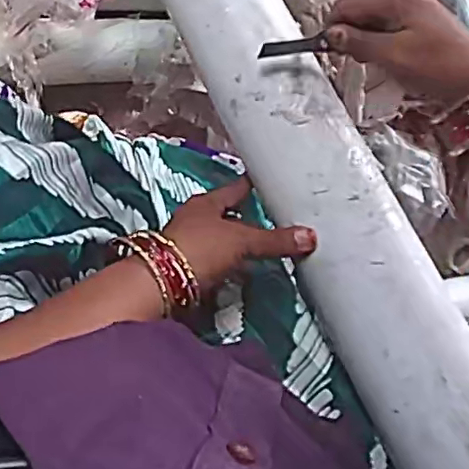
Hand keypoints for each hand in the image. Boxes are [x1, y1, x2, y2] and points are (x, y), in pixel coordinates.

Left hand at [162, 178, 315, 295]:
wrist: (159, 285)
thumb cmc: (199, 248)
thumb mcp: (241, 241)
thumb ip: (273, 240)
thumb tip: (310, 236)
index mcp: (207, 203)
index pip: (236, 189)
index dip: (253, 186)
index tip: (270, 183)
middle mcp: (195, 219)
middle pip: (227, 215)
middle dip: (247, 220)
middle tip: (273, 221)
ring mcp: (188, 244)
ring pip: (221, 240)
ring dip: (237, 247)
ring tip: (262, 251)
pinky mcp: (186, 269)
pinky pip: (215, 264)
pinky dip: (229, 268)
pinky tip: (242, 274)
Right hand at [325, 0, 468, 105]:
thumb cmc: (441, 67)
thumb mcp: (393, 56)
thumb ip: (358, 42)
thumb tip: (331, 34)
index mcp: (399, 0)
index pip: (349, 4)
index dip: (333, 26)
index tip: (327, 49)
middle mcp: (408, 0)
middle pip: (362, 12)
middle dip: (351, 35)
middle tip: (352, 61)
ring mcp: (419, 14)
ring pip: (376, 25)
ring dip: (368, 43)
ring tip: (375, 65)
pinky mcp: (427, 30)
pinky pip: (392, 33)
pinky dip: (384, 47)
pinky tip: (392, 65)